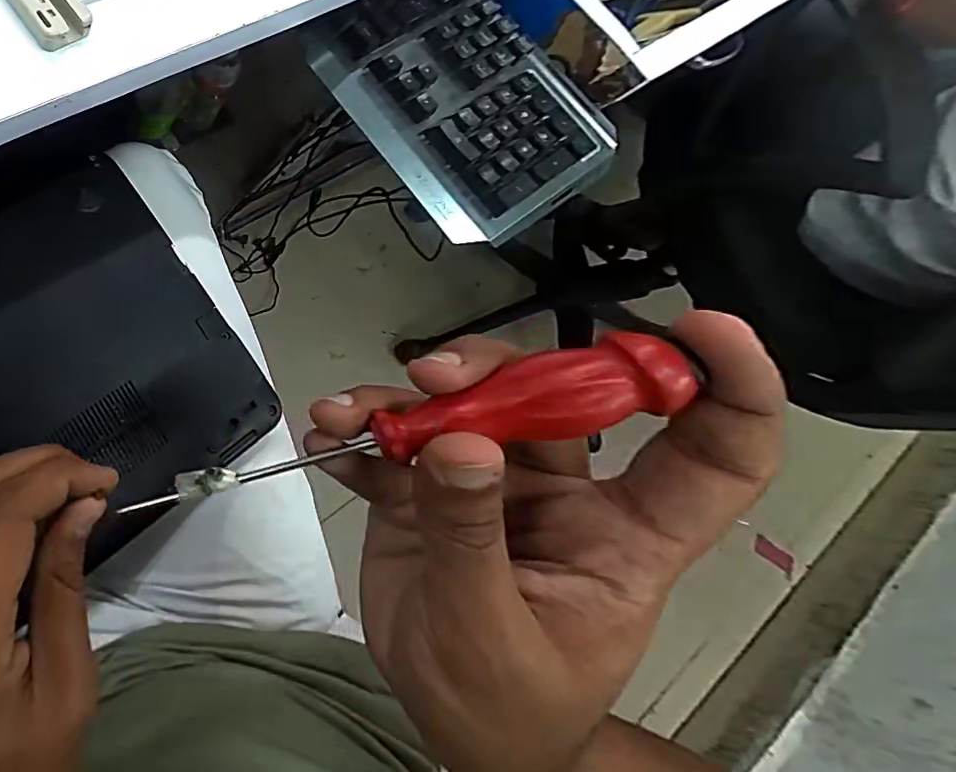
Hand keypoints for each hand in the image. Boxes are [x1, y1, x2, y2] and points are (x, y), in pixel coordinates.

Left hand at [0, 446, 118, 771]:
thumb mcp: (64, 697)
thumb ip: (64, 591)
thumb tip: (81, 506)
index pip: (2, 517)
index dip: (55, 478)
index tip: (105, 477)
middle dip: (34, 464)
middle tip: (89, 472)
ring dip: (12, 478)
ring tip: (67, 485)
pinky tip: (30, 515)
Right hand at [306, 311, 783, 771]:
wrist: (443, 718)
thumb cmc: (501, 698)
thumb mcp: (489, 628)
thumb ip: (470, 537)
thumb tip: (459, 444)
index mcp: (618, 535)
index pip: (705, 457)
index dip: (724, 389)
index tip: (698, 328)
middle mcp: (553, 495)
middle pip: (541, 401)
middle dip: (485, 374)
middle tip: (426, 375)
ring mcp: (480, 487)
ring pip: (451, 411)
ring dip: (393, 402)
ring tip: (342, 415)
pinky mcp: (419, 490)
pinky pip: (388, 445)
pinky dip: (353, 435)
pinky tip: (322, 438)